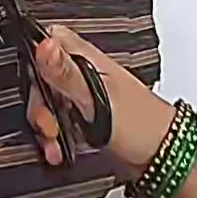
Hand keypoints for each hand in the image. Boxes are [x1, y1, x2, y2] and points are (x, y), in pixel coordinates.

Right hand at [29, 25, 174, 173]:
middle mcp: (84, 71)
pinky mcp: (86, 114)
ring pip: (49, 99)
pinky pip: (59, 118)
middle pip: (43, 75)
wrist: (162, 157)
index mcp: (87, 57)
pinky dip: (55, 134)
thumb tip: (43, 43)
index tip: (35, 86)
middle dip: (39, 103)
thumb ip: (64, 72)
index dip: (34, 62)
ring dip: (46, 123)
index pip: (47, 41)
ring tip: (54, 142)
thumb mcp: (94, 97)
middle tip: (48, 122)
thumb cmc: (139, 124)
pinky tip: (59, 147)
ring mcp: (85, 92)